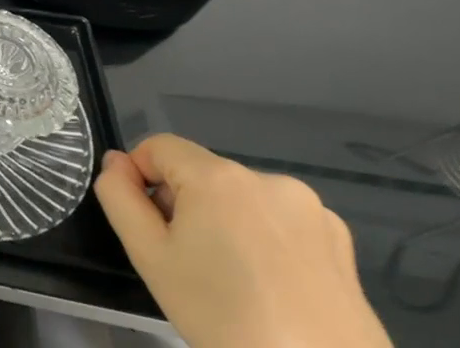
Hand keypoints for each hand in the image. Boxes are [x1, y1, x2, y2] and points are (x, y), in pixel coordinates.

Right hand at [94, 134, 390, 347]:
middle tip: (188, 259)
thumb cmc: (220, 312)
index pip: (158, 147)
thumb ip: (118, 195)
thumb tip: (118, 163)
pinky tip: (270, 283)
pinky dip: (263, 238)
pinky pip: (279, 220)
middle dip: (185, 204)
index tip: (151, 225)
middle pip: (201, 173)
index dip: (141, 177)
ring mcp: (314, 211)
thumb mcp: (147, 254)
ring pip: (240, 198)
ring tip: (232, 276)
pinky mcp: (341, 242)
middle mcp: (271, 181)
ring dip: (224, 220)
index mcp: (220, 178)